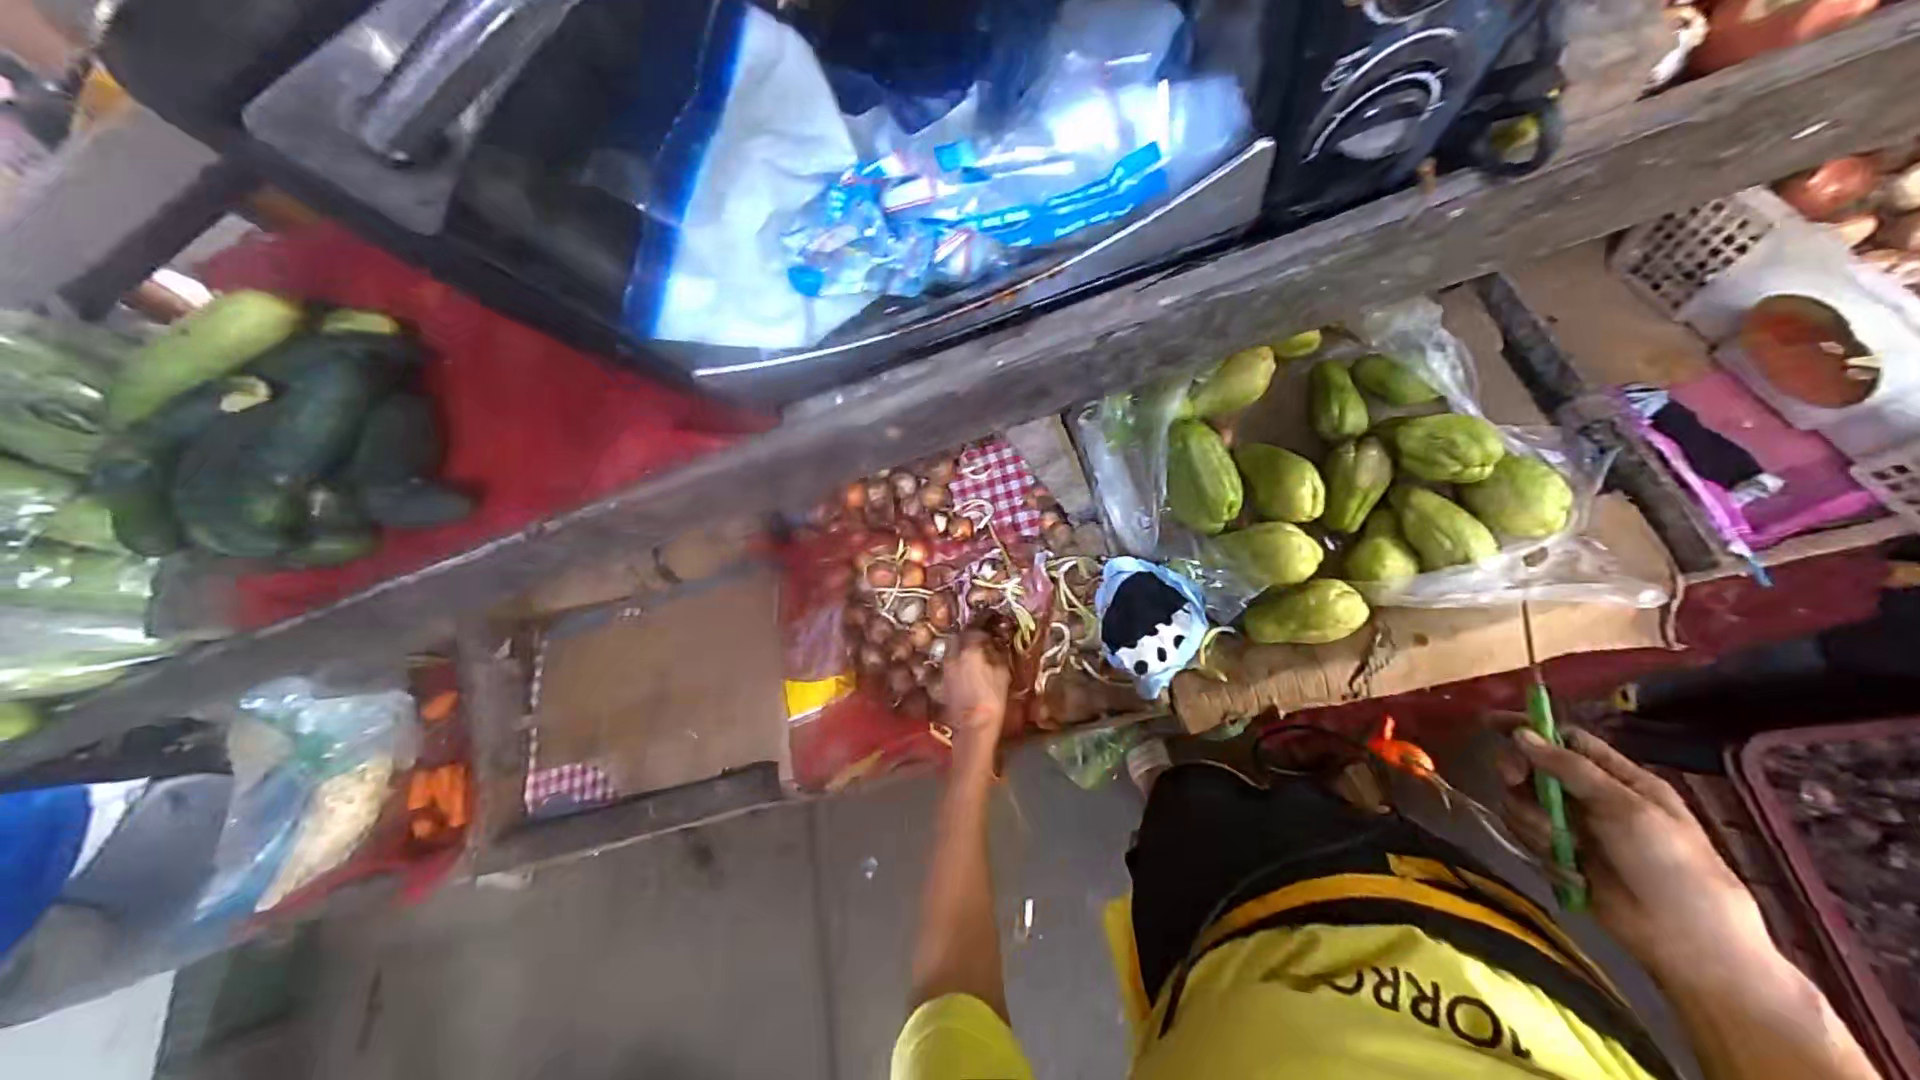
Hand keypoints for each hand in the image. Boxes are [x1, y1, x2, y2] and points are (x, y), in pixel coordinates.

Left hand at [942, 633, 1010, 747]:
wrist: (974, 726)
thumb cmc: (992, 699)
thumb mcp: (1003, 673)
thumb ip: (997, 655)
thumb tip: (995, 648)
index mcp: (969, 651)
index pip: (974, 632)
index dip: (983, 633)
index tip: (990, 638)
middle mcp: (953, 656)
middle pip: (958, 639)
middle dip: (968, 639)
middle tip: (980, 645)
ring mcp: (946, 669)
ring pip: (952, 652)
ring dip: (961, 652)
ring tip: (974, 659)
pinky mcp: (942, 681)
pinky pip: (950, 665)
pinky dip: (958, 664)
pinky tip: (967, 673)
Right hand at [1502, 726, 1773, 981]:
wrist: (1686, 940)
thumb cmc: (1670, 866)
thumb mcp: (1627, 809)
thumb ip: (1571, 768)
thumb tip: (1521, 733)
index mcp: (1620, 779)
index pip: (1566, 740)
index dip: (1530, 729)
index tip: (1492, 725)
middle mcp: (1592, 797)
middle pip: (1534, 766)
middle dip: (1519, 772)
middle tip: (1512, 780)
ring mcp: (1573, 825)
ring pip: (1522, 798)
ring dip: (1528, 814)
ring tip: (1556, 840)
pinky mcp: (1557, 851)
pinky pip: (1524, 830)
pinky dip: (1533, 839)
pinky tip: (1560, 860)